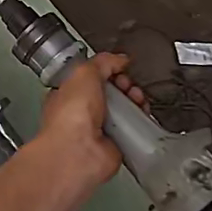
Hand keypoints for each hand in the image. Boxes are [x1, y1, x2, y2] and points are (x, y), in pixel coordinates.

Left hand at [33, 52, 145, 197]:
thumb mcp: (84, 72)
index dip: (108, 70)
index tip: (119, 67)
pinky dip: (141, 121)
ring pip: (125, 109)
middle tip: (128, 84)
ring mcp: (100, 130)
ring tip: (136, 97)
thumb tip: (120, 59)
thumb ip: (103, 62)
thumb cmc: (70, 115)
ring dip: (134, 101)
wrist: (78, 151)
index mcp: (69, 93)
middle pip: (112, 93)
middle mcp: (84, 112)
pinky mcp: (117, 145)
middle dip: (124, 85)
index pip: (93, 77)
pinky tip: (141, 113)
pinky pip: (134, 128)